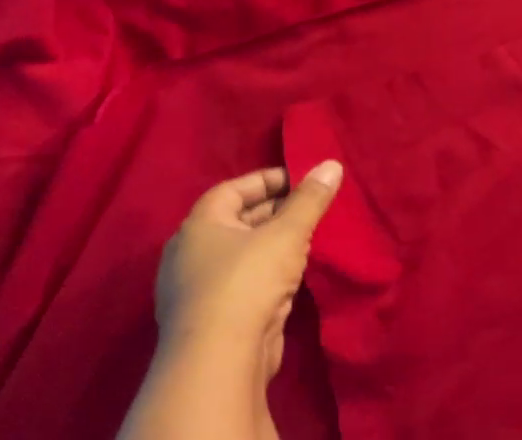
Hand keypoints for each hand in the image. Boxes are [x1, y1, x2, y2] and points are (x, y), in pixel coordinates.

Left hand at [155, 162, 341, 377]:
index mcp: (198, 228)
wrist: (219, 357)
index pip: (231, 190)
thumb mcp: (288, 232)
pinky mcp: (212, 314)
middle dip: (276, 209)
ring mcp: (198, 287)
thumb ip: (311, 198)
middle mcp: (190, 254)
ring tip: (309, 235)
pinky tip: (293, 271)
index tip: (302, 179)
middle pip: (236, 219)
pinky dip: (267, 267)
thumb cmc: (248, 280)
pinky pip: (243, 277)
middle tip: (313, 205)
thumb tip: (331, 164)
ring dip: (274, 240)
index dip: (267, 179)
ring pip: (241, 251)